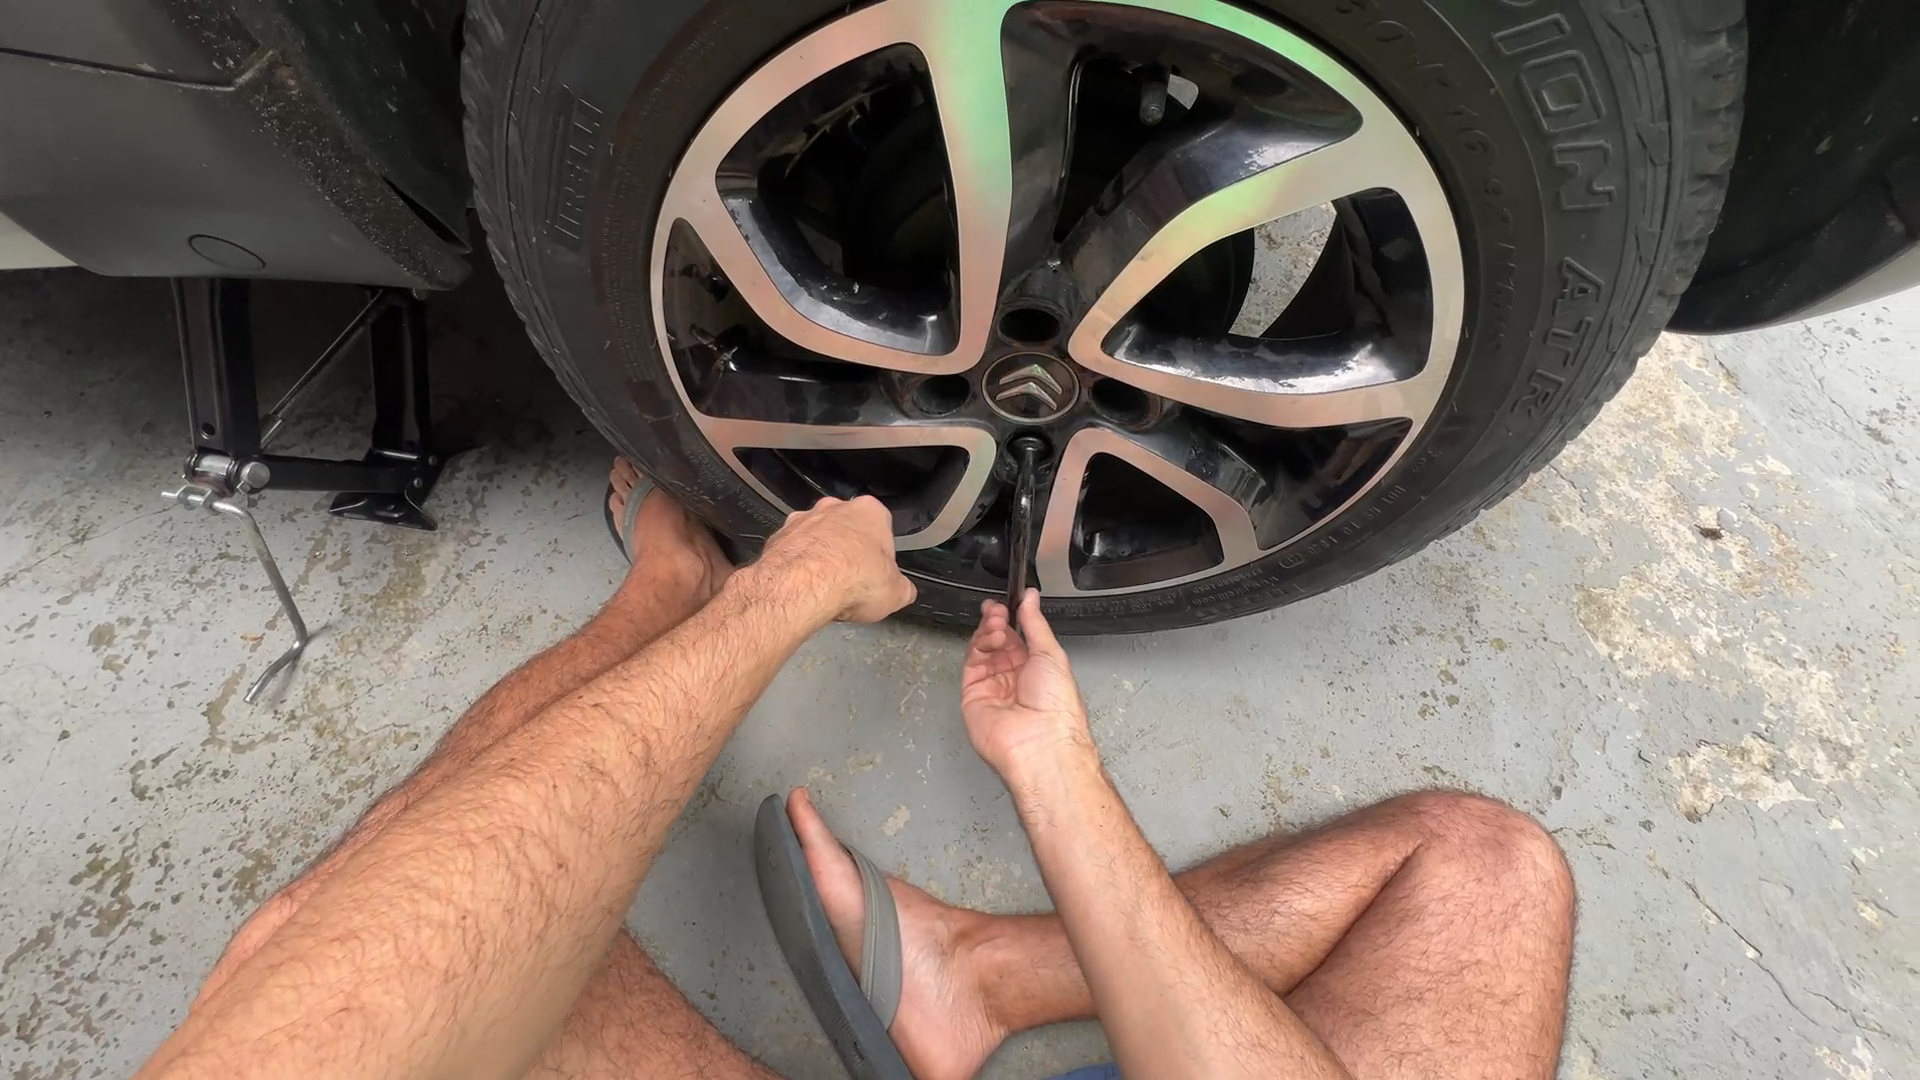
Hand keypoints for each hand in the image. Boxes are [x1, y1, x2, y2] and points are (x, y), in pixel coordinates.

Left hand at [754, 495, 916, 622]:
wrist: (802, 588)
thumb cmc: (853, 580)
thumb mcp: (896, 593)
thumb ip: (902, 588)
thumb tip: (903, 592)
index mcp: (869, 511)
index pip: (882, 526)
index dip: (881, 552)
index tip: (878, 571)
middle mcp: (835, 508)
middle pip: (846, 528)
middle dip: (848, 550)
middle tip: (852, 580)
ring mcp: (803, 520)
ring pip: (816, 537)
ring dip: (821, 557)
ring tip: (825, 588)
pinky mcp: (777, 538)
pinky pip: (792, 551)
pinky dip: (796, 567)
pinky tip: (803, 588)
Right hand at [960, 589, 1092, 773]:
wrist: (1040, 743)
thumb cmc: (1057, 709)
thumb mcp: (1051, 654)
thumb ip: (1035, 623)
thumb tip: (1031, 598)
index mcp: (1037, 671)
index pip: (1019, 639)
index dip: (1012, 619)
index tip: (1008, 603)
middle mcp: (1014, 680)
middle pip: (997, 642)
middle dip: (997, 622)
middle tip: (997, 610)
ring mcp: (993, 687)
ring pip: (982, 650)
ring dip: (988, 631)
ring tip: (995, 622)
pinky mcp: (973, 695)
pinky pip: (971, 664)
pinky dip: (978, 646)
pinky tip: (990, 636)